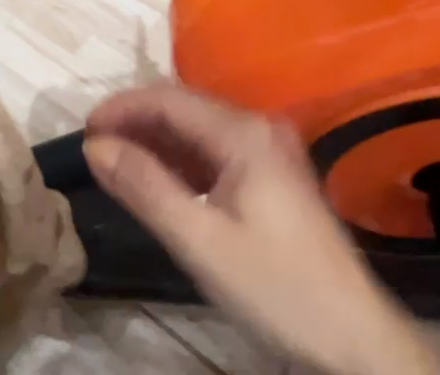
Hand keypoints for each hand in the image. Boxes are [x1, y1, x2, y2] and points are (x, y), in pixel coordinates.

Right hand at [83, 85, 439, 374]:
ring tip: (115, 167)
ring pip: (198, 131)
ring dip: (155, 143)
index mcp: (244, 133)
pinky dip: (181, 163)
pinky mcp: (273, 178)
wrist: (356, 341)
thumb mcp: (200, 240)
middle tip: (94, 152)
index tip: (82, 133)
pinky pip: (215, 154)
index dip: (121, 108)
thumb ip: (144, 186)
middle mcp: (258, 128)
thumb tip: (95, 146)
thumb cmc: (276, 288)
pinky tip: (158, 183)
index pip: (168, 98)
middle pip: (183, 109)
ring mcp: (269, 152)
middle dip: (135, 124)